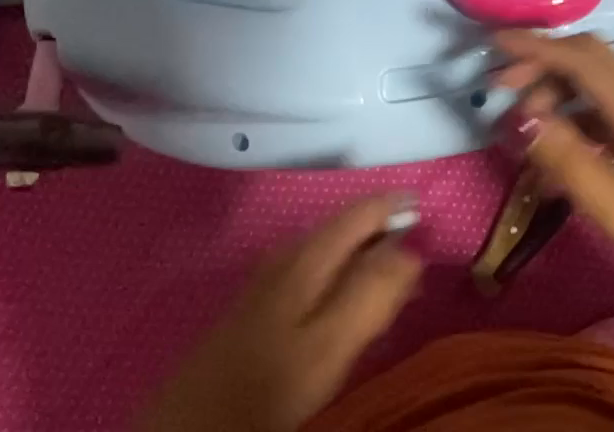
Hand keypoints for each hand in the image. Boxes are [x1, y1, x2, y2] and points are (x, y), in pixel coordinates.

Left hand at [145, 193, 422, 431]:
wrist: (188, 430)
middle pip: (338, 227)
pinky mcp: (250, 313)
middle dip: (376, 224)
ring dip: (356, 248)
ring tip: (386, 263)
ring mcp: (262, 286)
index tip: (425, 206)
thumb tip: (412, 244)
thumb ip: (369, 293)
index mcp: (303, 260)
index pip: (356, 215)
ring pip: (320, 248)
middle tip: (415, 235)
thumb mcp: (326, 345)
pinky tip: (337, 294)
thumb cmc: (264, 387)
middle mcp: (282, 260)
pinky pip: (305, 271)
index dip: (391, 205)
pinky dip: (334, 270)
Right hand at [495, 31, 613, 306]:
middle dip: (542, 60)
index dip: (536, 47)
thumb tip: (520, 117)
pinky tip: (554, 139)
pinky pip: (603, 101)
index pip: (582, 59)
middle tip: (502, 86)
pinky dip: (572, 107)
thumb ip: (568, 159)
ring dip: (555, 85)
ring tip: (524, 120)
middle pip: (589, 55)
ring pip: (595, 76)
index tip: (495, 43)